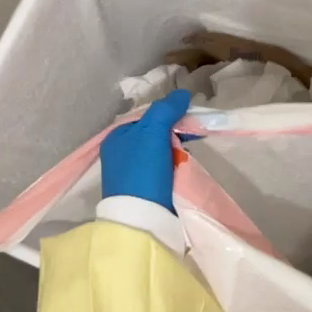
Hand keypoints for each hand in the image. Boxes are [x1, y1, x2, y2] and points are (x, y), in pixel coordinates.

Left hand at [100, 89, 191, 211]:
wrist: (142, 217)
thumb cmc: (143, 169)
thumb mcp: (152, 132)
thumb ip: (166, 109)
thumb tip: (183, 93)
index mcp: (117, 137)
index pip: (147, 115)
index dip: (169, 112)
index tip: (189, 114)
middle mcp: (122, 153)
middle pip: (156, 131)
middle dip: (175, 131)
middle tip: (194, 132)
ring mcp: (133, 172)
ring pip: (162, 149)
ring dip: (178, 147)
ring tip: (192, 147)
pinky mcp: (146, 188)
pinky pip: (165, 166)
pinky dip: (176, 163)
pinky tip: (186, 163)